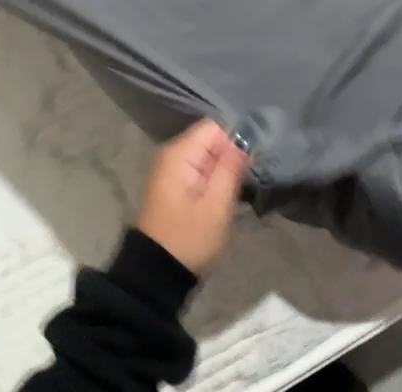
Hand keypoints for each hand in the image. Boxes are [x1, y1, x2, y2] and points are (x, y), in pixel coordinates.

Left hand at [133, 119, 249, 272]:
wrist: (156, 273)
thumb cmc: (188, 238)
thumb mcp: (216, 206)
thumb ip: (230, 168)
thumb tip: (245, 138)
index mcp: (179, 153)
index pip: (214, 128)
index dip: (233, 144)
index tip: (243, 171)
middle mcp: (170, 154)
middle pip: (209, 141)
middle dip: (227, 160)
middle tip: (235, 189)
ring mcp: (168, 169)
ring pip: (204, 157)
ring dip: (219, 174)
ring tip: (228, 198)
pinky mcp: (170, 185)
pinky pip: (196, 170)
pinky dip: (209, 182)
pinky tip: (215, 203)